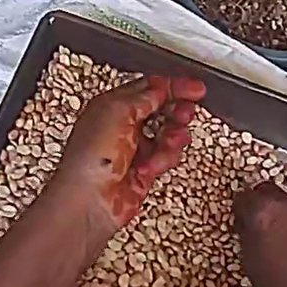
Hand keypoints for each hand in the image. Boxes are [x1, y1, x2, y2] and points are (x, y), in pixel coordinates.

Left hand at [44, 75, 205, 238]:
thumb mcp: (119, 111)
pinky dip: (164, 159)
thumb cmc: (92, 157)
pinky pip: (166, 157)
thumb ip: (145, 96)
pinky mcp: (144, 170)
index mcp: (113, 106)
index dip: (173, 86)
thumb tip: (161, 89)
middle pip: (161, 110)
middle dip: (177, 111)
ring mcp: (134, 149)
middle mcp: (123, 126)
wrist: (90, 200)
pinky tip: (152, 165)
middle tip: (186, 114)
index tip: (195, 88)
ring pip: (168, 134)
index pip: (148, 89)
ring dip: (172, 138)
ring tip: (169, 143)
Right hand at [233, 182, 286, 286]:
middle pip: (269, 191)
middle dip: (263, 204)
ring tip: (286, 237)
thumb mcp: (249, 260)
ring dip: (286, 212)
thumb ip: (247, 232)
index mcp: (262, 212)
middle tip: (262, 224)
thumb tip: (247, 221)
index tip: (242, 217)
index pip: (244, 196)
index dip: (241, 208)